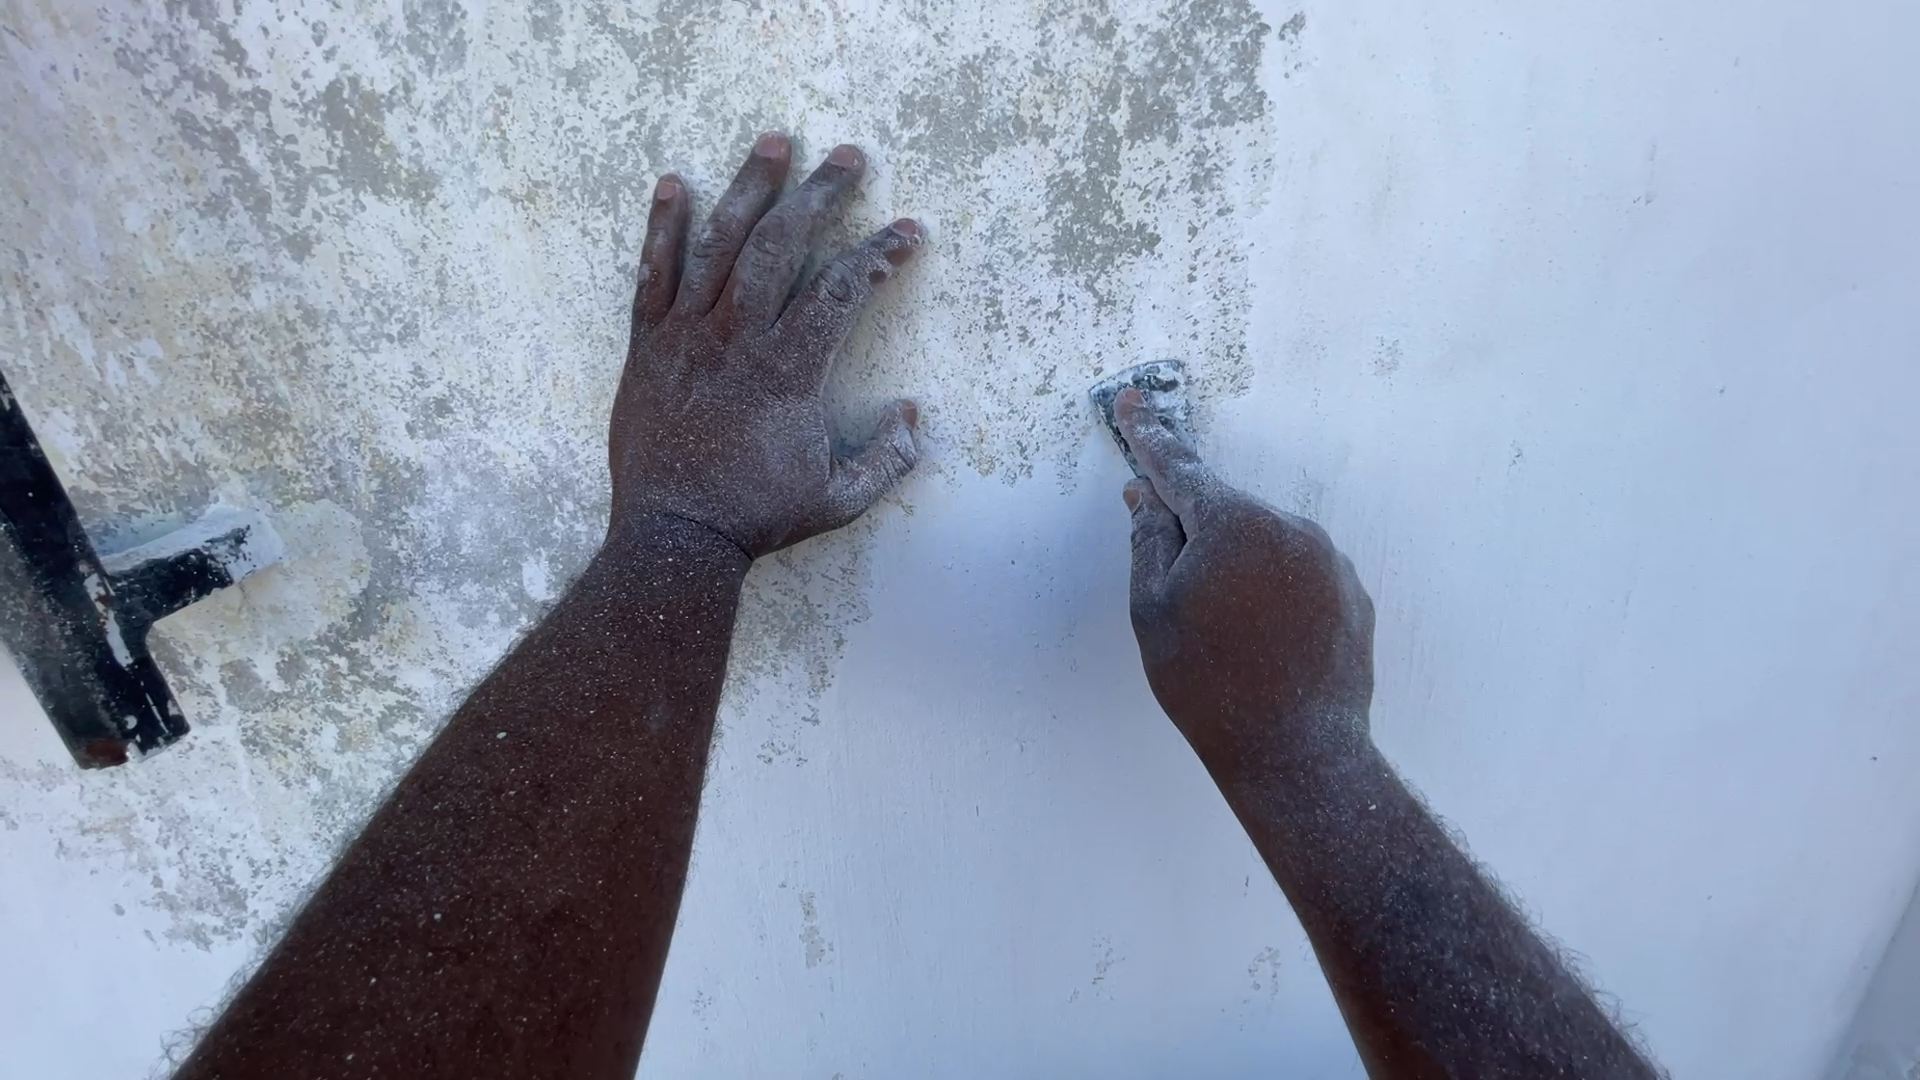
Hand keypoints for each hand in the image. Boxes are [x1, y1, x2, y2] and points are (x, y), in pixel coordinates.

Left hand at [609, 131, 923, 558]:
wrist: (675, 536)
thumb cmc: (758, 516)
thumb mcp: (840, 499)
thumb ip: (888, 458)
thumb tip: (915, 413)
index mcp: (790, 372)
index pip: (844, 291)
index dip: (881, 254)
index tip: (909, 231)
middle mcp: (739, 338)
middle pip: (782, 245)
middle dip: (821, 194)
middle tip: (847, 155)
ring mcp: (688, 336)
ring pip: (720, 244)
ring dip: (750, 188)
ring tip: (774, 142)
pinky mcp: (648, 346)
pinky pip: (651, 274)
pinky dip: (662, 228)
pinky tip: (673, 186)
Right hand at [1115, 388, 1375, 781]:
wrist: (1295, 752)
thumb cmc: (1206, 681)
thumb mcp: (1152, 609)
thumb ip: (1149, 540)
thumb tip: (1145, 496)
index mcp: (1233, 523)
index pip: (1179, 467)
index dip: (1149, 435)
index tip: (1133, 402)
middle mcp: (1289, 526)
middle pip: (1223, 510)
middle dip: (1192, 531)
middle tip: (1174, 589)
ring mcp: (1329, 558)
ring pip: (1261, 541)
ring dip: (1232, 565)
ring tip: (1223, 631)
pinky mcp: (1352, 592)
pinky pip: (1295, 570)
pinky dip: (1268, 587)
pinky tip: (1259, 637)